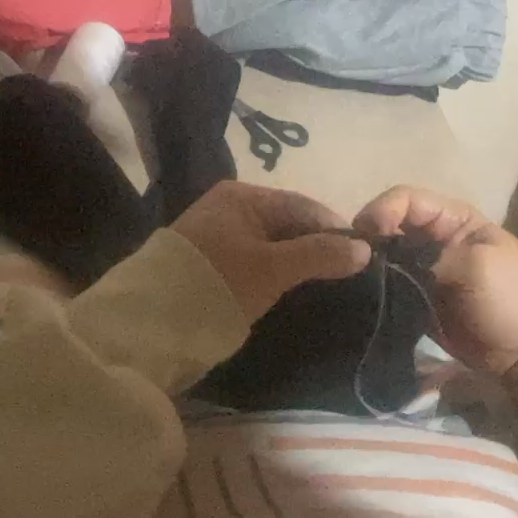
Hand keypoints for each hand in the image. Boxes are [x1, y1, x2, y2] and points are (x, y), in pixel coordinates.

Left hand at [171, 182, 372, 318]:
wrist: (154, 321)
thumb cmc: (220, 282)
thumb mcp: (274, 268)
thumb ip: (319, 254)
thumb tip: (363, 249)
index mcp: (242, 196)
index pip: (301, 205)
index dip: (333, 229)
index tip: (361, 256)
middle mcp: (227, 206)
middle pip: (285, 223)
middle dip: (313, 246)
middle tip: (342, 274)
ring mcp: (214, 233)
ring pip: (269, 243)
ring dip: (293, 261)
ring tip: (319, 285)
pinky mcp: (207, 260)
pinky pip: (251, 258)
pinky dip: (271, 271)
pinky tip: (285, 289)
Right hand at [355, 185, 517, 379]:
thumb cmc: (512, 301)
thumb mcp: (478, 267)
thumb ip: (430, 256)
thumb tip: (384, 259)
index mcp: (454, 220)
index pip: (407, 200)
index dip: (383, 209)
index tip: (365, 232)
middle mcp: (434, 239)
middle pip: (389, 225)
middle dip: (369, 237)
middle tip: (351, 259)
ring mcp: (423, 271)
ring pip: (384, 256)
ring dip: (368, 264)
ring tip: (352, 279)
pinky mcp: (415, 300)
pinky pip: (387, 287)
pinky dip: (373, 289)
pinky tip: (361, 297)